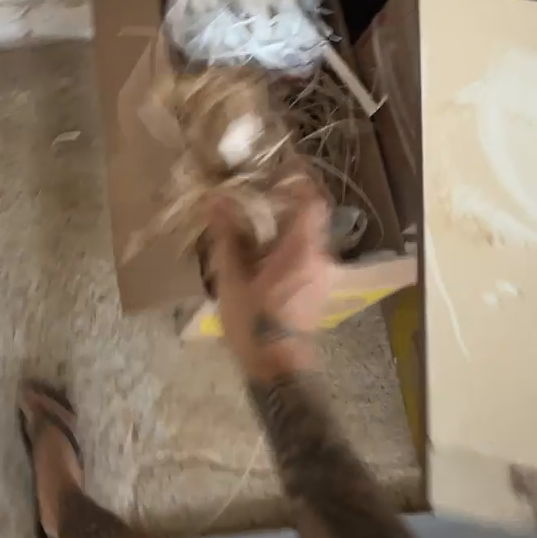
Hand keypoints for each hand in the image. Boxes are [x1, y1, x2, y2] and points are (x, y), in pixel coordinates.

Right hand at [204, 173, 333, 381]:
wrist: (277, 370)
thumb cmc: (254, 323)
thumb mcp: (232, 277)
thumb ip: (227, 235)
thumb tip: (214, 200)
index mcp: (303, 250)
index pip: (312, 201)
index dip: (300, 179)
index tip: (278, 167)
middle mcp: (320, 259)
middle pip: (310, 216)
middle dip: (285, 200)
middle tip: (256, 191)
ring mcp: (322, 276)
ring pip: (308, 236)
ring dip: (285, 223)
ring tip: (254, 218)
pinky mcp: (317, 289)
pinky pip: (306, 253)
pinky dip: (288, 242)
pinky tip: (261, 249)